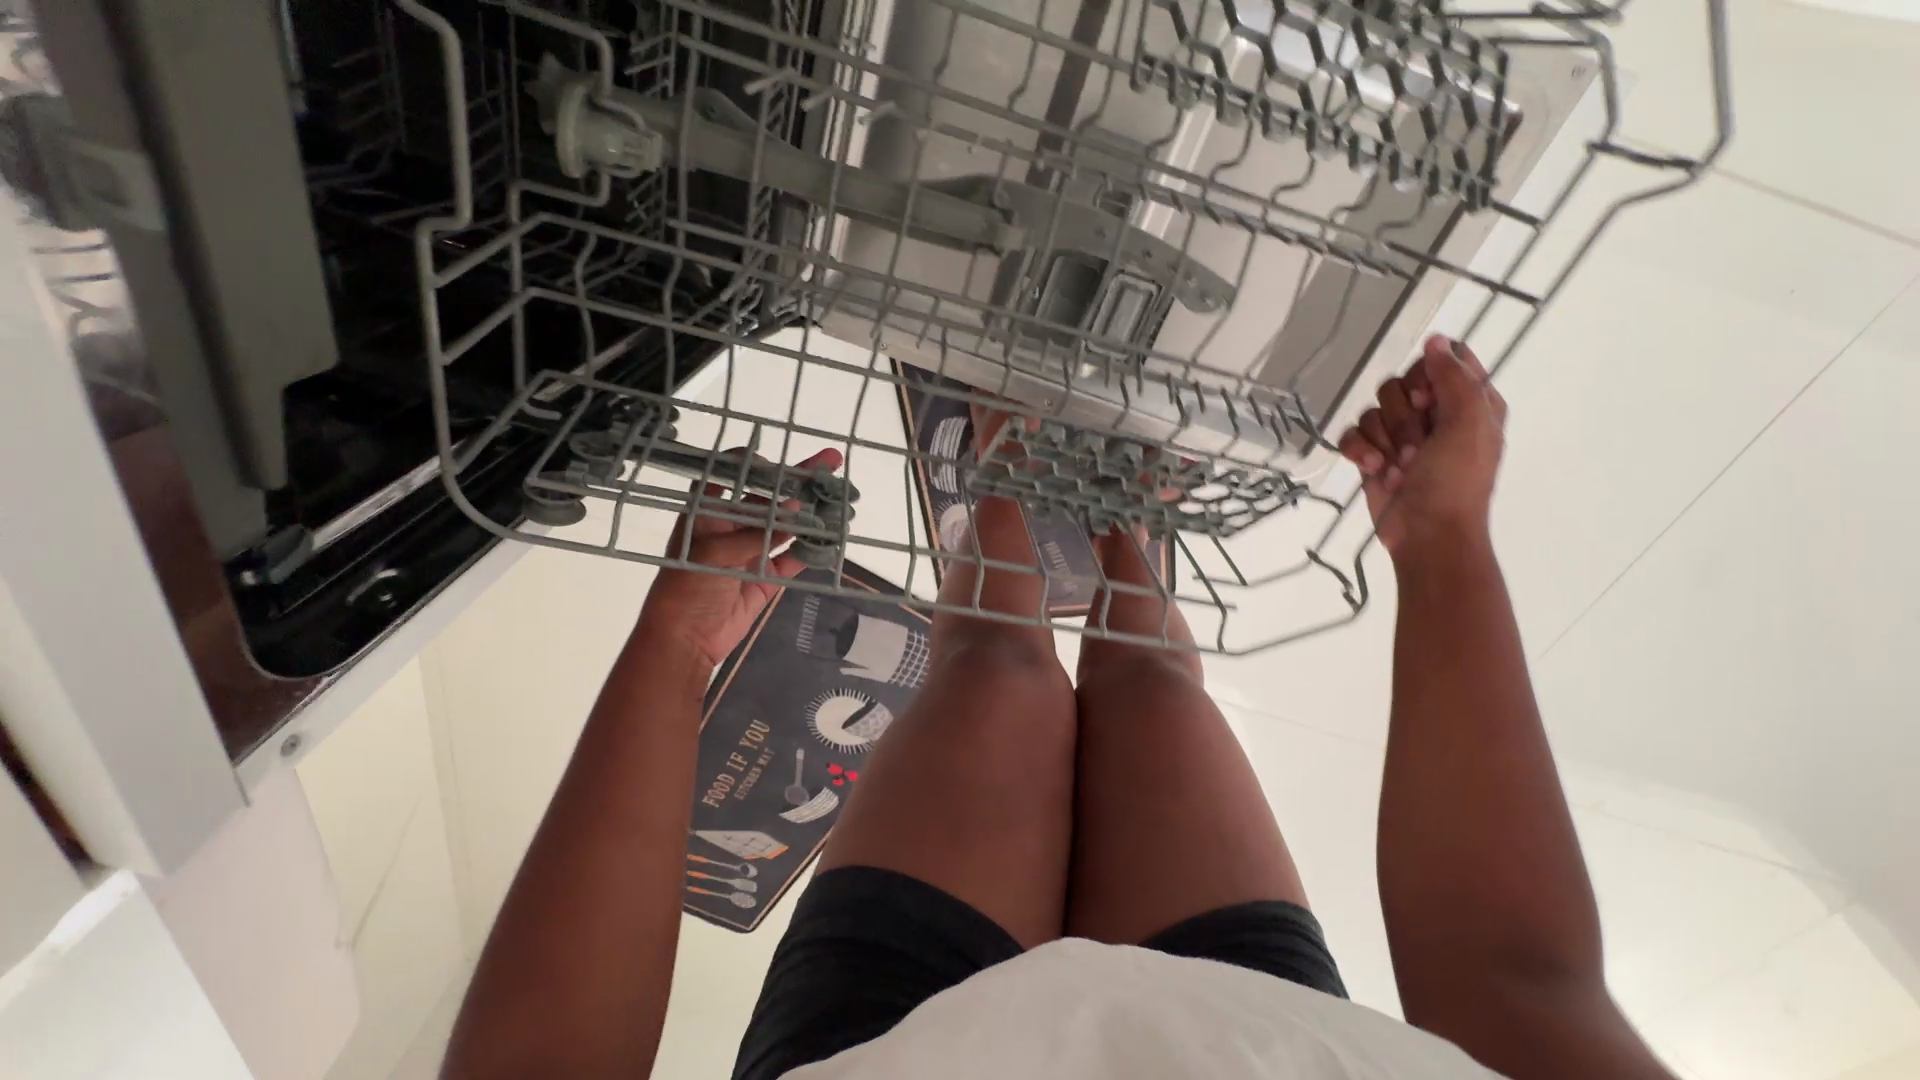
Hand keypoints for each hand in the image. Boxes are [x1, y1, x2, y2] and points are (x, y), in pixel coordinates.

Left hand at [638, 447, 843, 669]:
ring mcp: (752, 551)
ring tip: (839, 496)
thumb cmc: (685, 588)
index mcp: (708, 514)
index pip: (729, 476)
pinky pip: (793, 559)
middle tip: (830, 461)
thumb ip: (755, 533)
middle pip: (768, 497)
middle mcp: (732, 527)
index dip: (751, 462)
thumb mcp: (713, 554)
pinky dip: (812, 549)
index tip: (777, 454)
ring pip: (786, 525)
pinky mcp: (767, 578)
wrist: (686, 639)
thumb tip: (795, 510)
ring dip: (811, 511)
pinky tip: (832, 536)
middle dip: (797, 480)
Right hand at [1337, 336, 1505, 559]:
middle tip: (1418, 443)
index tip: (1431, 400)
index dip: (1429, 375)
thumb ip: (1453, 378)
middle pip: (1401, 383)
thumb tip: (1436, 341)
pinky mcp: (1372, 455)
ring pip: (1374, 410)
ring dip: (1383, 439)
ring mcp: (1400, 437)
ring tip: (1398, 466)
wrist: (1426, 534)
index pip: (1443, 361)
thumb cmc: (1456, 481)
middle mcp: (1435, 415)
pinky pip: (1352, 434)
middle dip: (1403, 415)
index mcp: (1469, 403)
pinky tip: (1373, 469)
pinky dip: (1359, 451)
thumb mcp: (1468, 424)